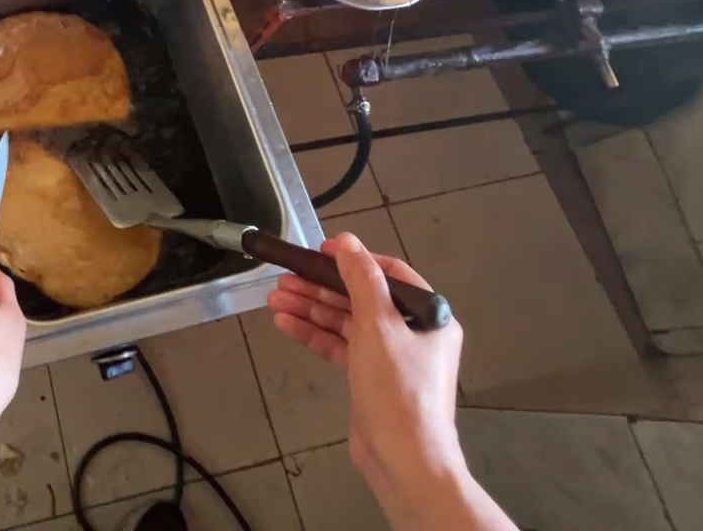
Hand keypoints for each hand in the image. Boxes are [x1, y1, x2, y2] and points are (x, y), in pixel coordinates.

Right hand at [266, 234, 465, 494]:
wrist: (404, 461)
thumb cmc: (397, 388)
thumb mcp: (377, 325)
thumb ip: (360, 279)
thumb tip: (347, 241)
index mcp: (428, 317)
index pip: (389, 273)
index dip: (353, 260)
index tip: (320, 252)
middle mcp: (412, 333)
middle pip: (360, 297)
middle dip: (320, 287)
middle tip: (286, 277)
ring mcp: (389, 356)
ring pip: (345, 321)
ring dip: (310, 308)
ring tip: (275, 298)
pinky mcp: (369, 376)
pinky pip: (339, 345)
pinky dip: (314, 333)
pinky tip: (285, 323)